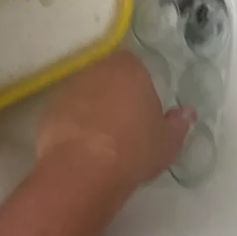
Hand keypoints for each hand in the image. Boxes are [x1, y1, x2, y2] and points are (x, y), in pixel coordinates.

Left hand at [35, 51, 194, 188]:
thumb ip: (178, 124)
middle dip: (113, 95)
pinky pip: (65, 114)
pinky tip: (79, 149)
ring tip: (99, 140)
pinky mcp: (48, 111)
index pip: (134, 65)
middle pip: (107, 77)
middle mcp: (97, 69)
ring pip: (84, 94)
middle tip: (122, 124)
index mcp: (129, 68)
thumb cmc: (134, 149)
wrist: (84, 170)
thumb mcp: (167, 142)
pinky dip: (71, 126)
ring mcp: (69, 89)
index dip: (137, 86)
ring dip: (90, 109)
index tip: (141, 109)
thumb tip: (188, 113)